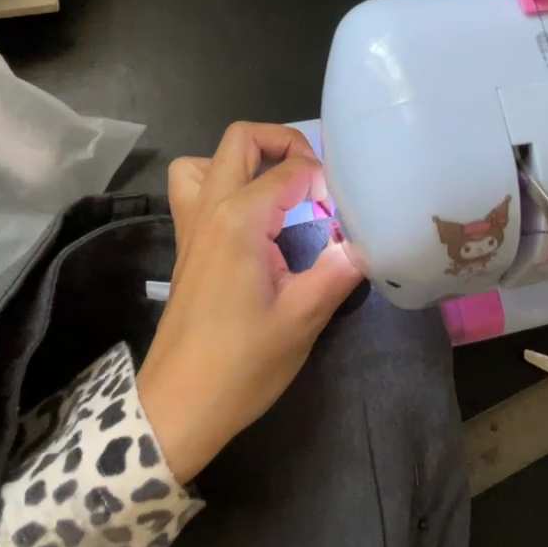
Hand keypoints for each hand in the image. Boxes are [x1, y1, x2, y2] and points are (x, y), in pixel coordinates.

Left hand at [136, 123, 363, 483]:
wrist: (180, 407)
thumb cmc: (243, 364)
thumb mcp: (304, 318)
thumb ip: (338, 268)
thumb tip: (367, 241)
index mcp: (241, 219)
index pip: (292, 170)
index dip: (325, 181)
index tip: (345, 213)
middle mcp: (211, 208)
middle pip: (242, 139)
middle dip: (285, 143)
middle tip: (316, 179)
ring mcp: (192, 225)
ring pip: (207, 159)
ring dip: (246, 161)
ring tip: (280, 190)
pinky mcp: (187, 245)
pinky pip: (196, 190)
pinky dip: (223, 184)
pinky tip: (254, 221)